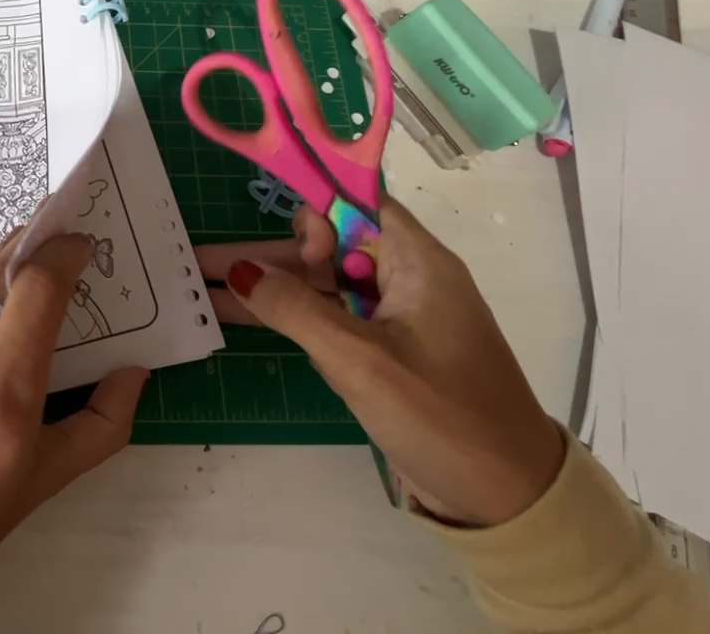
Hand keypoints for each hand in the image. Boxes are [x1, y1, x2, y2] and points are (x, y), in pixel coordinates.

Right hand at [199, 198, 563, 526]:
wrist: (506, 502)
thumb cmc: (442, 418)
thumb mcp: (360, 359)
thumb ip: (295, 309)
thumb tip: (239, 271)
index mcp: (420, 264)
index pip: (361, 205)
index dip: (320, 213)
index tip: (297, 247)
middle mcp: (407, 280)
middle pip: (328, 247)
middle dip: (269, 253)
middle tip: (203, 260)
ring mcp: (395, 318)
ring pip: (321, 284)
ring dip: (269, 286)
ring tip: (204, 284)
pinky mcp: (385, 351)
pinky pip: (328, 318)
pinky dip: (289, 315)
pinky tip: (241, 313)